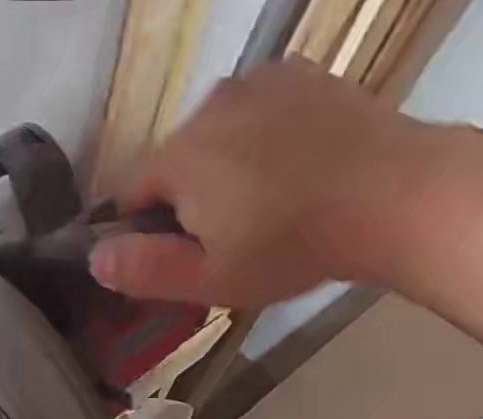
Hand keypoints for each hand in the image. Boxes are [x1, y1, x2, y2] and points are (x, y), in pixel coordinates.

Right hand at [90, 60, 441, 306]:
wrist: (389, 195)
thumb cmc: (292, 247)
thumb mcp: (216, 279)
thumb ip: (149, 271)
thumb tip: (93, 259)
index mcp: (178, 158)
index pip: (129, 191)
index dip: (143, 230)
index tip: (178, 257)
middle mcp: (207, 107)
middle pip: (177, 161)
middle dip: (190, 200)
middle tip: (235, 240)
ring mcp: (257, 83)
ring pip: (220, 134)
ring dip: (229, 167)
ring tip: (273, 205)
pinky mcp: (300, 75)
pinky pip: (263, 112)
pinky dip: (267, 139)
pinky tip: (299, 168)